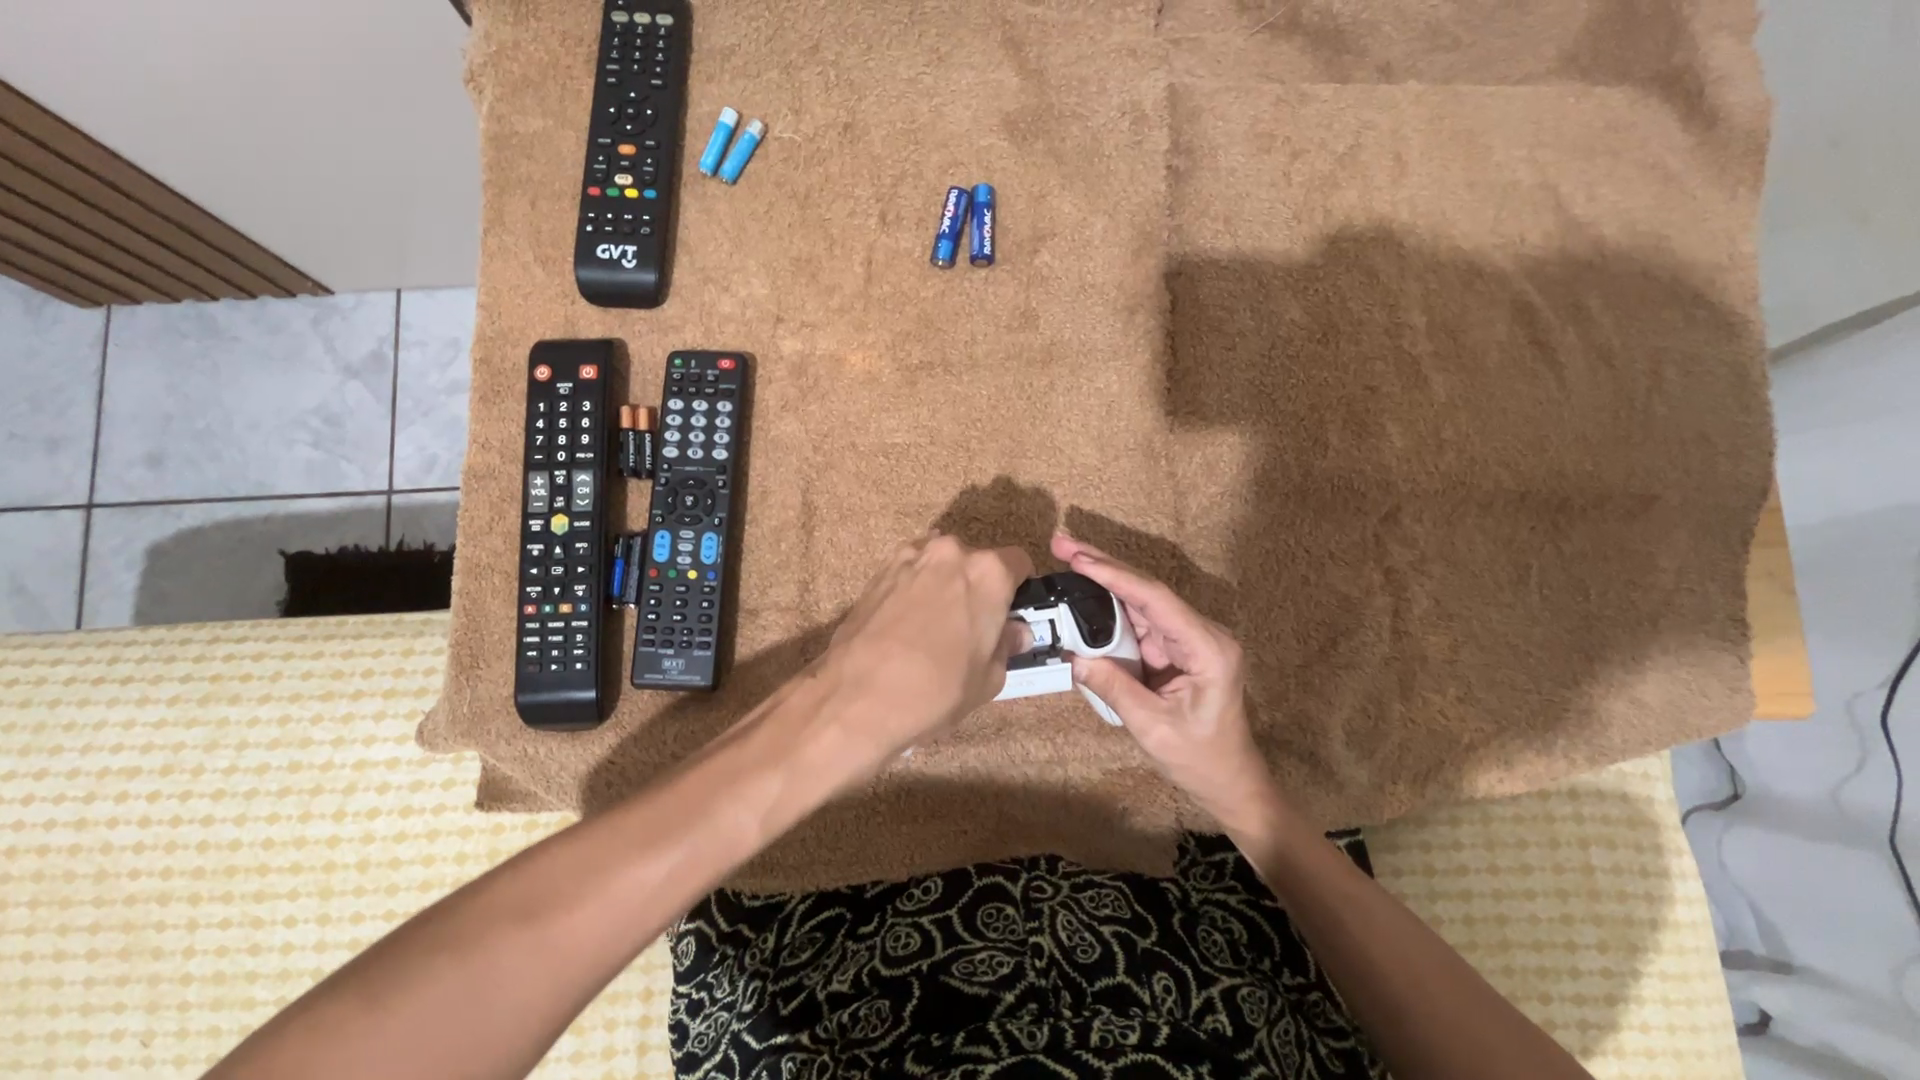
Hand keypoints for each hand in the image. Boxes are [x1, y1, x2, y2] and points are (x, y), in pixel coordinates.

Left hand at [816, 533, 1033, 770]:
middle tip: (972, 627)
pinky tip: (907, 628)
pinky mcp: (877, 573)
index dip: (1018, 589)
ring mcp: (909, 558)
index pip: (1018, 563)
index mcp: (988, 573)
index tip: (1011, 613)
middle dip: (978, 588)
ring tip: (935, 629)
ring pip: (940, 566)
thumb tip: (1015, 632)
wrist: (858, 696)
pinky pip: (909, 575)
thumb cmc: (937, 689)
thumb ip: (1006, 646)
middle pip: (976, 562)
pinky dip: (914, 593)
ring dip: (944, 587)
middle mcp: (950, 553)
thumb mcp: (988, 679)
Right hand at [1050, 533, 1279, 829]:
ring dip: (1103, 582)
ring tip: (1066, 559)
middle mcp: (1202, 634)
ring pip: (1141, 602)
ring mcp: (1188, 640)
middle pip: (1147, 591)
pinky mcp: (1176, 651)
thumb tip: (1073, 658)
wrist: (1230, 782)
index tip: (1079, 558)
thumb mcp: (1153, 727)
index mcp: (1208, 648)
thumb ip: (1114, 688)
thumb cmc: (1200, 759)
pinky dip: (1109, 610)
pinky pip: (1139, 624)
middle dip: (1104, 566)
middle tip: (1062, 542)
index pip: (1156, 600)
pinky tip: (1083, 594)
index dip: (1115, 576)